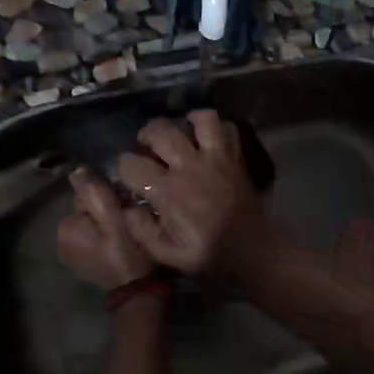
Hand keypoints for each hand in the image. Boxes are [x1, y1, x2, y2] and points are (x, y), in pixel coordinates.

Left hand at [56, 167, 154, 289]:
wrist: (133, 290)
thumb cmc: (128, 254)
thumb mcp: (116, 221)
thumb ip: (96, 195)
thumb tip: (77, 171)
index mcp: (66, 225)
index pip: (86, 197)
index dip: (109, 200)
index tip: (126, 210)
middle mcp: (60, 238)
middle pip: (87, 212)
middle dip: (105, 213)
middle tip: (128, 224)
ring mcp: (67, 253)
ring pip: (89, 226)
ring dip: (105, 227)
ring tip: (124, 237)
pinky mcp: (78, 263)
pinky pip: (90, 241)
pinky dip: (102, 241)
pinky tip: (116, 248)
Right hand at [116, 110, 273, 274]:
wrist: (250, 249)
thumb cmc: (206, 253)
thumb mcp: (166, 253)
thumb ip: (141, 229)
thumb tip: (126, 207)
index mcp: (167, 191)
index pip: (131, 163)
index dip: (123, 167)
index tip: (128, 176)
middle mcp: (190, 167)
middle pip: (161, 131)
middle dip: (146, 135)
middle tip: (147, 148)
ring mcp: (216, 159)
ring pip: (200, 120)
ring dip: (185, 121)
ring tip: (179, 134)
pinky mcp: (235, 158)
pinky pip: (228, 129)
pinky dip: (217, 127)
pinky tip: (206, 137)